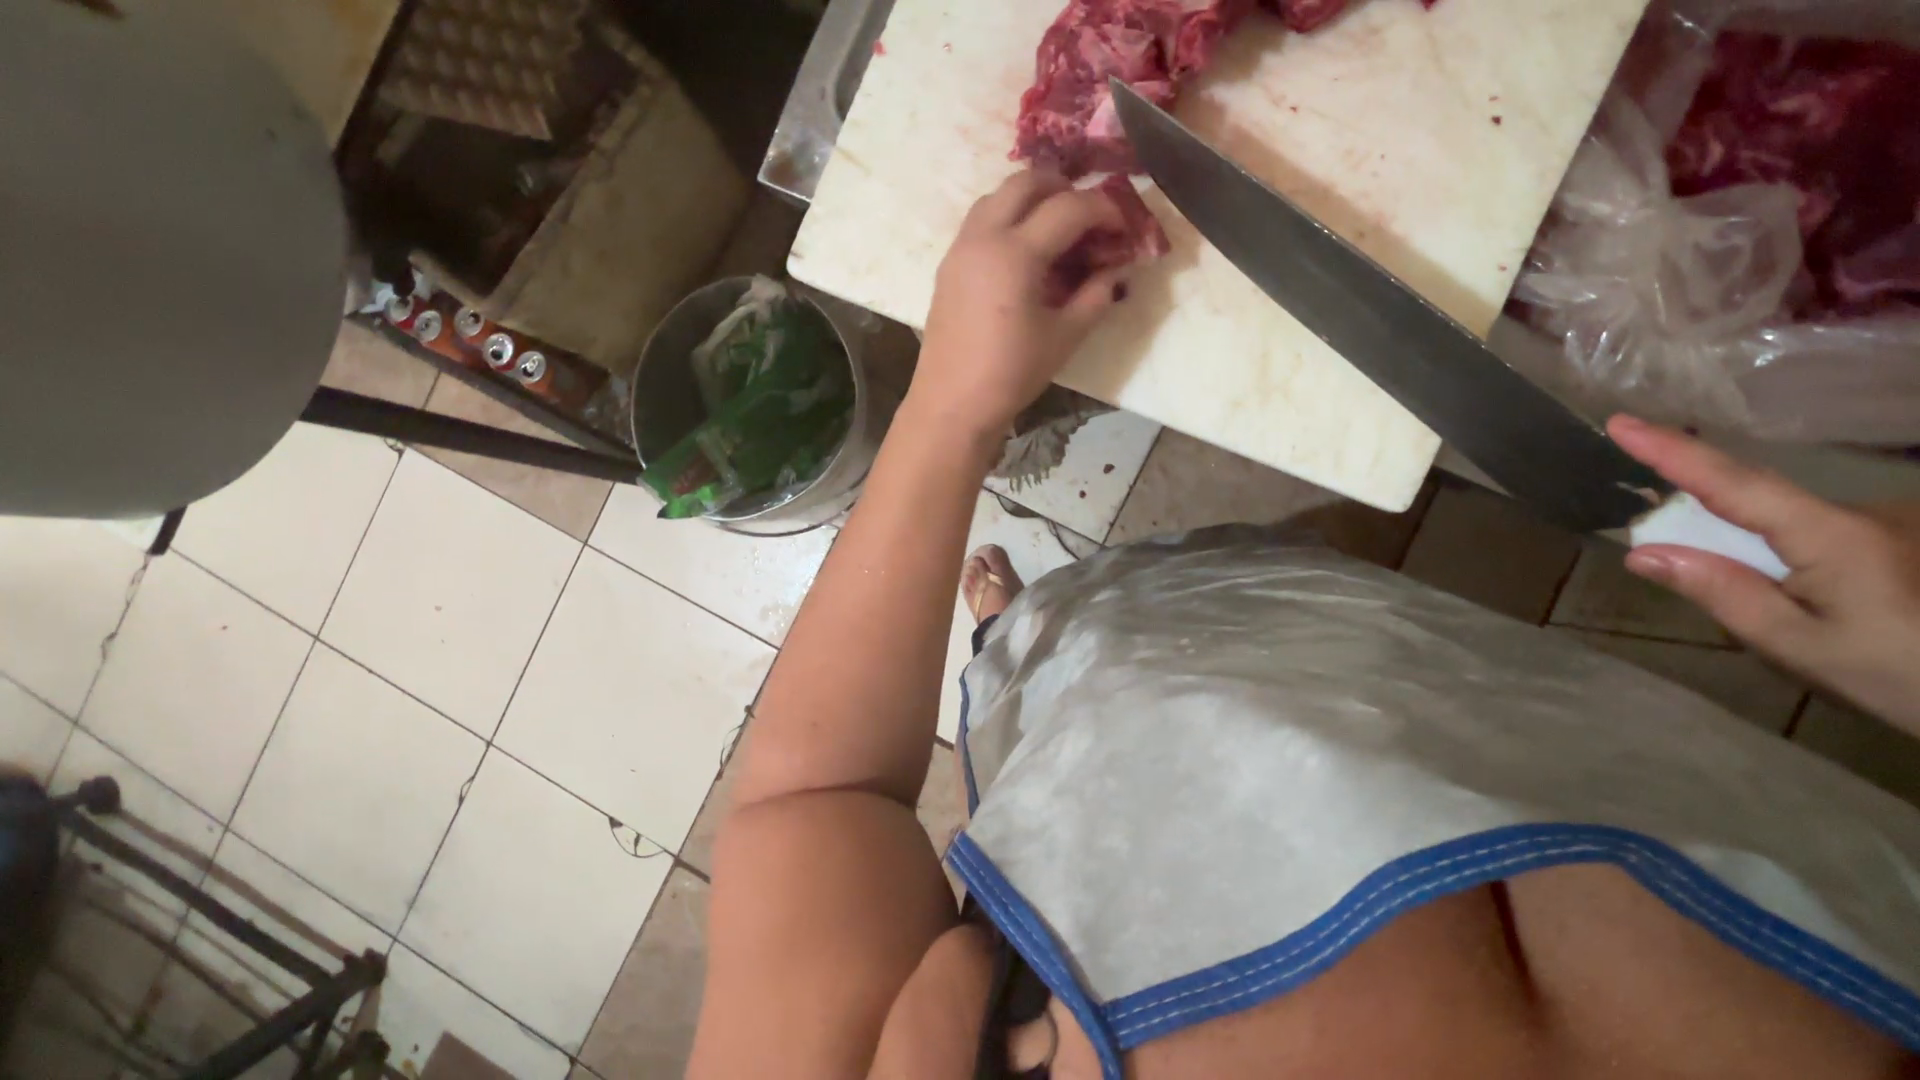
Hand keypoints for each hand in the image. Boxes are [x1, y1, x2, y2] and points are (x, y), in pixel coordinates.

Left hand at [911, 170, 1137, 439]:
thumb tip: (1116, 269)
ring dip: (1031, 199)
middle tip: (1088, 214)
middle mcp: (983, 237)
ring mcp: (960, 249)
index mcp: (1015, 253)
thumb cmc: (1012, 373)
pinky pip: (980, 221)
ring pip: (997, 196)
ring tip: (1057, 228)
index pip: (1068, 208)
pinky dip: (1007, 218)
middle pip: (1026, 182)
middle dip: (1064, 188)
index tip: (1123, 226)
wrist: (952, 403)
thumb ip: (1096, 295)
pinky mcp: (949, 265)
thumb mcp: (1065, 336)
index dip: (1104, 210)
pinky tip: (1026, 251)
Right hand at [1609, 414, 1919, 734]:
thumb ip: (1722, 593)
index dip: (1672, 451)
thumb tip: (1645, 553)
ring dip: (1761, 553)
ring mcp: (1891, 519)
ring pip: (1791, 523)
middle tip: (1684, 570)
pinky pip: (1822, 534)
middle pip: (1756, 502)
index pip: (1731, 482)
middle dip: (1708, 526)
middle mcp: (1861, 511)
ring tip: (1789, 615)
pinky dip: (1797, 559)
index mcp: (1830, 534)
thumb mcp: (1798, 646)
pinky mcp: (1905, 535)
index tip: (1620, 422)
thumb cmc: (1903, 674)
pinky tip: (1827, 607)